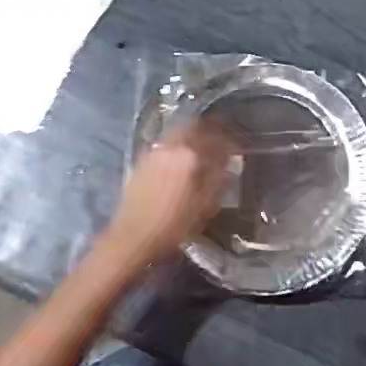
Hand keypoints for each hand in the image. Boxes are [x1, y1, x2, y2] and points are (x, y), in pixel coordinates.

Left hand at [100, 119, 236, 269]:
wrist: (132, 237)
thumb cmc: (173, 224)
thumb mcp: (204, 206)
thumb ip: (218, 180)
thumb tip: (227, 164)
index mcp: (189, 156)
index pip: (212, 138)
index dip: (225, 141)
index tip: (232, 146)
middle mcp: (170, 148)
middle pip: (190, 128)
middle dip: (204, 131)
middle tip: (214, 140)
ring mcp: (153, 154)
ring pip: (175, 135)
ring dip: (188, 137)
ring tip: (196, 150)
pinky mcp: (140, 163)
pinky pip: (163, 147)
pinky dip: (173, 148)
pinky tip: (176, 162)